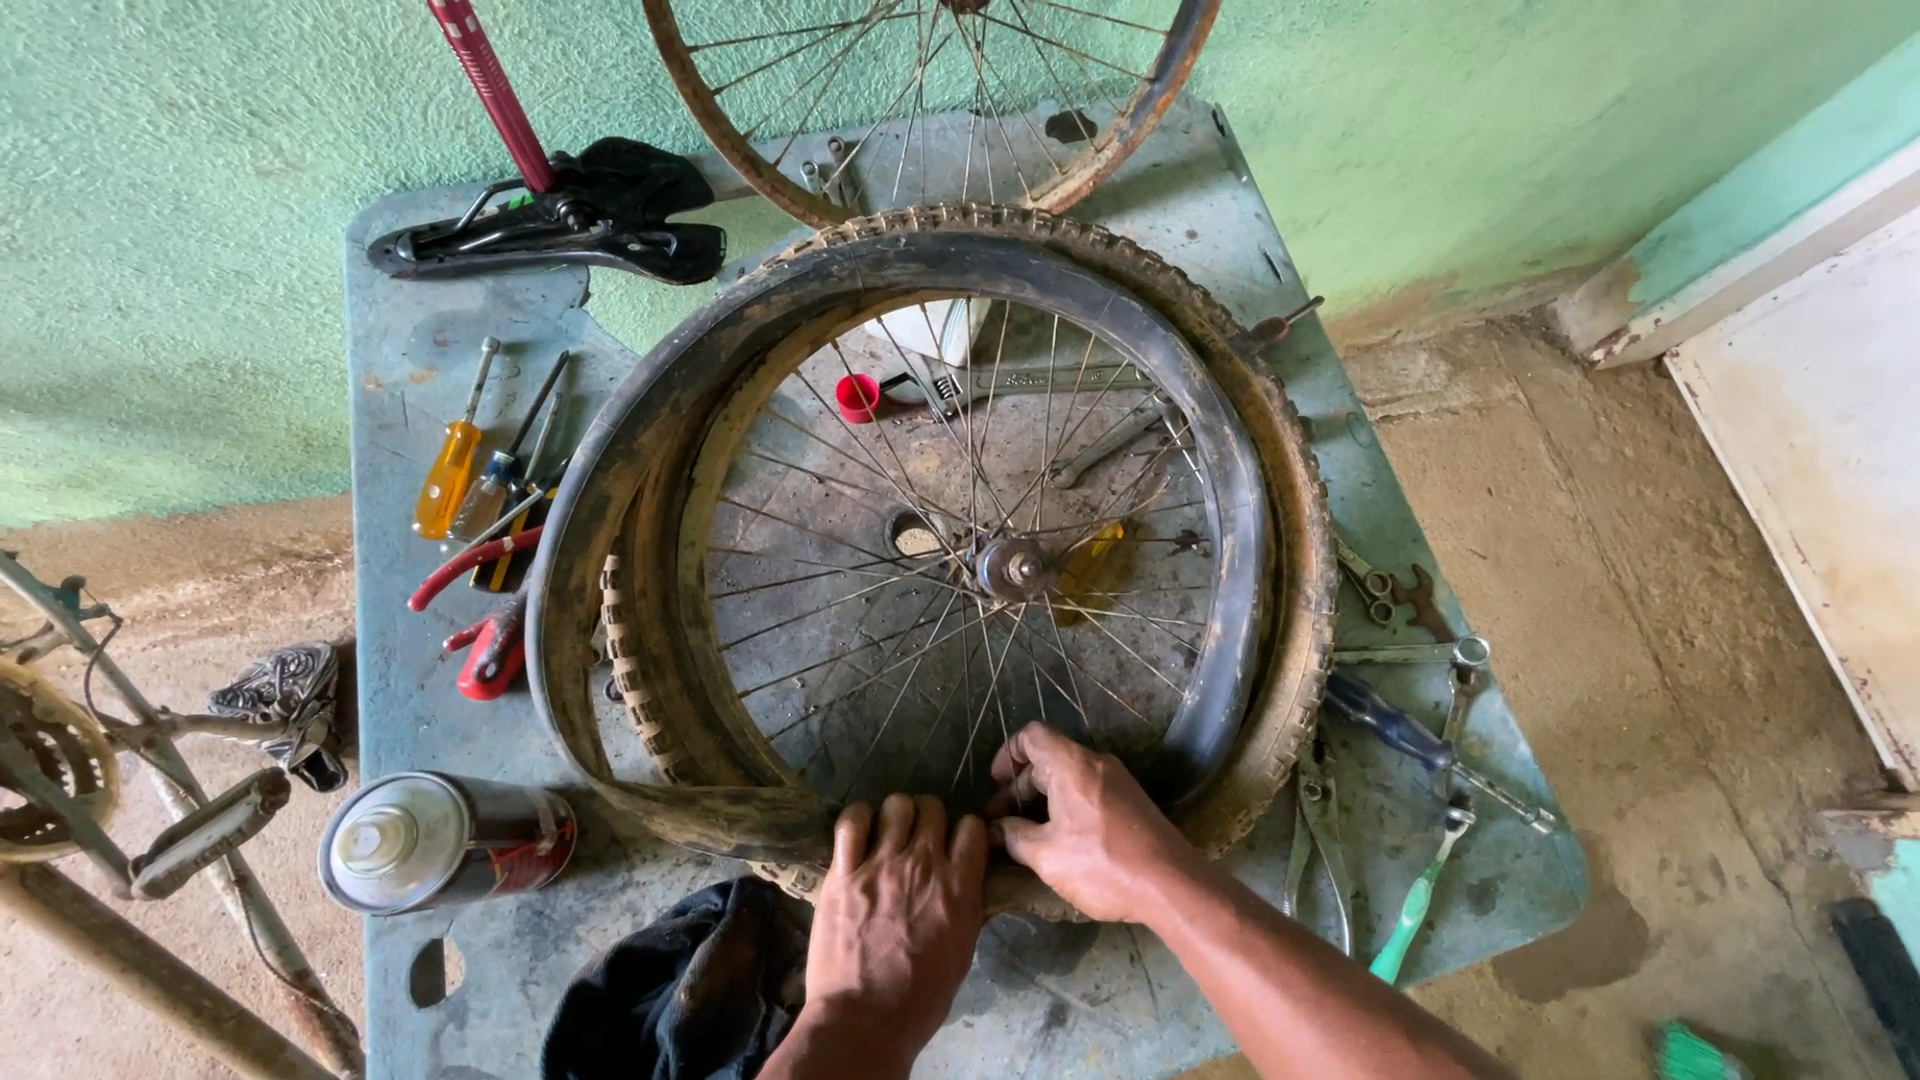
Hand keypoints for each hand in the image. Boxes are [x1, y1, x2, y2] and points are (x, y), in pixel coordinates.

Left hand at [798, 794, 987, 1063]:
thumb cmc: (920, 998)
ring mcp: (880, 864)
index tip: (955, 843)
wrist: (863, 1021)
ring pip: (896, 806)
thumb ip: (968, 907)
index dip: (964, 831)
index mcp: (958, 886)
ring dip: (896, 814)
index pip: (971, 827)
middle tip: (919, 835)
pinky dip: (858, 818)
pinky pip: (851, 822)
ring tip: (888, 831)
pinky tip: (859, 830)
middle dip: (929, 817)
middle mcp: (923, 864)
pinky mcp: (844, 872)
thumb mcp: (962, 952)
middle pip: (932, 807)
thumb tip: (973, 881)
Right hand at [986, 722, 1207, 923]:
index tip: (996, 785)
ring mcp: (1116, 781)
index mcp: (1072, 764)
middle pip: (1048, 758)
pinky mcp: (1129, 801)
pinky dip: (1065, 806)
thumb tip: (993, 829)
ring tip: (1026, 836)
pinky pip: (1087, 790)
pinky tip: (1058, 840)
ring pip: (1068, 777)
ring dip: (1042, 800)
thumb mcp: (1047, 856)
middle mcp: (1095, 762)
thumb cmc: (1103, 865)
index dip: (1007, 754)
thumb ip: (1014, 837)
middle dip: (1020, 787)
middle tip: (1003, 823)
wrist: (1172, 885)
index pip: (1031, 735)